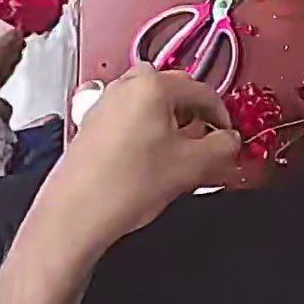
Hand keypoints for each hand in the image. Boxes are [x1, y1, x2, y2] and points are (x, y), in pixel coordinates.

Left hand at [34, 65, 241, 255]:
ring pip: (151, 100)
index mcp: (154, 85)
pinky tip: (149, 157)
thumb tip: (231, 139)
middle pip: (176, 89)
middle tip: (204, 140)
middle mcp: (127, 84)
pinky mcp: (91, 123)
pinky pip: (130, 113)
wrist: (72, 218)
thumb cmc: (133, 184)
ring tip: (176, 149)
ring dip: (170, 117)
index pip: (203, 92)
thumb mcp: (193, 165)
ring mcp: (105, 102)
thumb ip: (223, 145)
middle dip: (195, 113)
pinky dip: (147, 126)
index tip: (228, 137)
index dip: (222, 115)